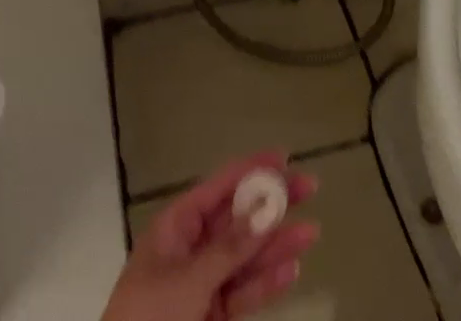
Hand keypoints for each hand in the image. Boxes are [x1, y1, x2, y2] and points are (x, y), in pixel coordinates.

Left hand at [102, 152, 320, 320]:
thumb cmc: (149, 313)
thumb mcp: (187, 279)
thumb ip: (228, 248)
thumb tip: (263, 211)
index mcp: (175, 227)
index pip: (218, 188)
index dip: (250, 169)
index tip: (284, 156)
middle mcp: (192, 248)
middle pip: (238, 218)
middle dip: (273, 203)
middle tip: (310, 187)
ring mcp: (204, 282)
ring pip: (247, 256)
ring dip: (278, 244)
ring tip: (312, 233)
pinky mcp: (213, 313)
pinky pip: (244, 292)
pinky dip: (267, 283)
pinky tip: (292, 270)